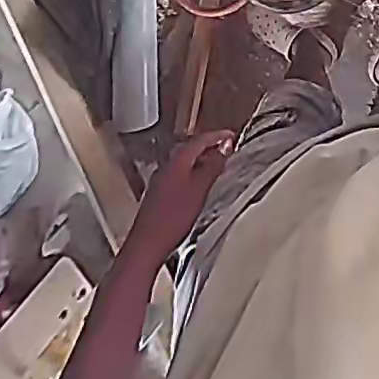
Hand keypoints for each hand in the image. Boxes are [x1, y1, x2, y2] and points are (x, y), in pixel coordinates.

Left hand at [123, 130, 234, 262]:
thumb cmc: (174, 217)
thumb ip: (213, 165)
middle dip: (209, 145)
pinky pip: (179, 172)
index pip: (200, 139)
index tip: (231, 135)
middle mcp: (167, 165)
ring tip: (216, 164)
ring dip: (201, 159)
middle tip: (226, 147)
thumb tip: (224, 148)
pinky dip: (192, 171)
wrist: (148, 243)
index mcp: (178, 159)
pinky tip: (199, 182)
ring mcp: (161, 178)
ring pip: (185, 160)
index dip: (218, 135)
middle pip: (191, 147)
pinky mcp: (158, 192)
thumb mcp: (200, 188)